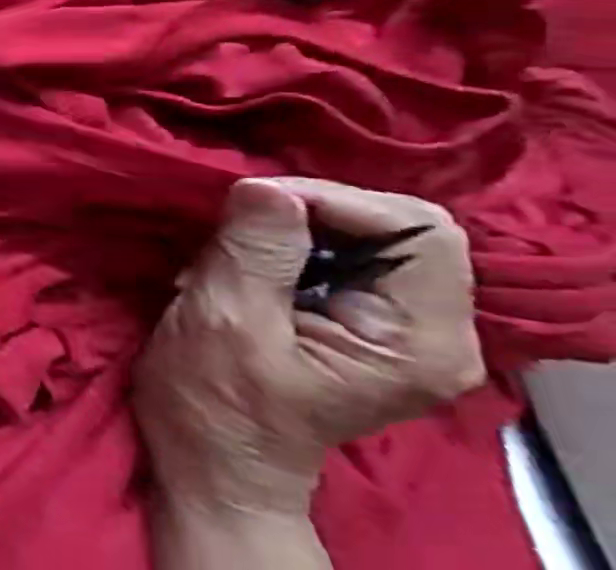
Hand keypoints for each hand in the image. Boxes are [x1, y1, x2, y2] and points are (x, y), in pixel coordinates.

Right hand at [133, 178, 484, 517]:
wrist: (211, 456)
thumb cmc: (215, 399)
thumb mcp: (225, 319)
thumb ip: (255, 251)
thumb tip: (264, 184)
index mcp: (416, 341)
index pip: (418, 230)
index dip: (335, 201)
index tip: (254, 203)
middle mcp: (431, 331)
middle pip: (399, 227)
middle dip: (311, 210)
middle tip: (239, 220)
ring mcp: (398, 328)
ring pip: (366, 234)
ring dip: (292, 225)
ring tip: (234, 244)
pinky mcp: (359, 321)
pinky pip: (341, 254)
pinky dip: (287, 242)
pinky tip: (243, 259)